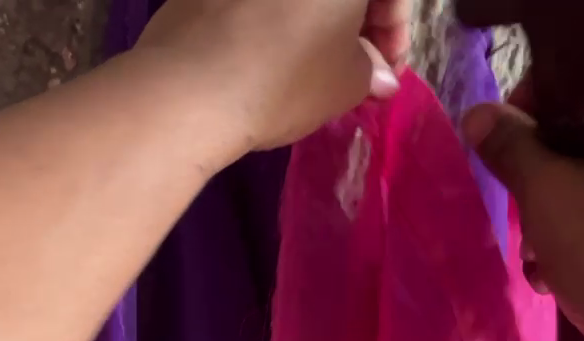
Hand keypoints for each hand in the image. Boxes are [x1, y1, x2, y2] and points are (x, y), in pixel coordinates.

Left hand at [137, 0, 403, 150]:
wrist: (189, 88)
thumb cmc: (285, 80)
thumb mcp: (345, 84)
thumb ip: (370, 71)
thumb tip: (378, 74)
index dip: (394, 26)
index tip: (385, 68)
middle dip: (355, 19)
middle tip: (351, 68)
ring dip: (313, 17)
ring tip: (310, 65)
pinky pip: (256, 0)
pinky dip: (273, 17)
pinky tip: (268, 56)